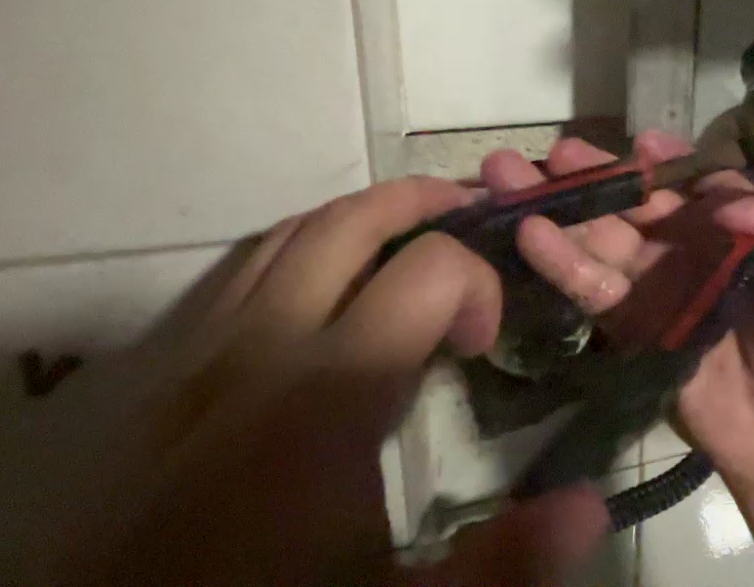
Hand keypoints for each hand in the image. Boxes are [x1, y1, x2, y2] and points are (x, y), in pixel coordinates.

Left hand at [65, 177, 609, 586]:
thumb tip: (594, 504)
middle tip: (470, 212)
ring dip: (359, 216)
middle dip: (423, 201)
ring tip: (407, 235)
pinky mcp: (158, 374)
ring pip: (288, 232)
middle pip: (351, 221)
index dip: (480, 283)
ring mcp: (200, 352)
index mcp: (331, 391)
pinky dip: (297, 247)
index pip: (430, 270)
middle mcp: (263, 347)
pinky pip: (237, 269)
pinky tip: (319, 286)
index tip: (484, 339)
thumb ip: (503, 559)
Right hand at [492, 133, 753, 487]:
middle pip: (636, 203)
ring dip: (560, 205)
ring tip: (509, 174)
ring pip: (603, 235)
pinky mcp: (633, 326)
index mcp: (737, 226)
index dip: (664, 162)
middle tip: (554, 152)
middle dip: (596, 174)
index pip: (693, 182)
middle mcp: (692, 248)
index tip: (639, 145)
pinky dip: (561, 259)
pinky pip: (593, 285)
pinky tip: (530, 232)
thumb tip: (718, 199)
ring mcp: (658, 286)